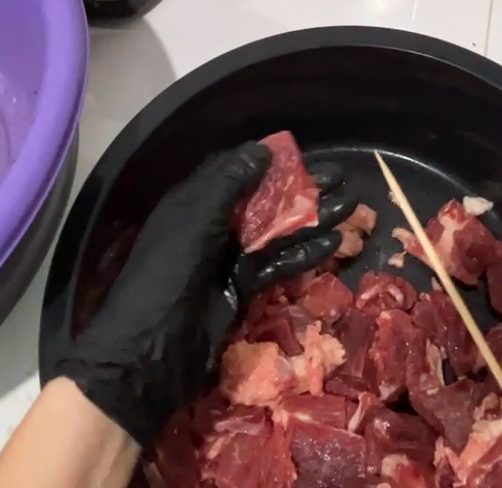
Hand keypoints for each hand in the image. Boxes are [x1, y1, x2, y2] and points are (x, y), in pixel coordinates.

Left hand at [48, 142, 356, 444]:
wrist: (150, 350)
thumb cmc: (168, 271)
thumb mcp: (195, 217)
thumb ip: (230, 181)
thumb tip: (264, 150)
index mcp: (197, 200)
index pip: (239, 170)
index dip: (271, 160)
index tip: (305, 154)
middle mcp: (216, 224)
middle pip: (267, 199)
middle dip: (304, 188)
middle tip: (342, 179)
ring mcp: (231, 257)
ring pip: (279, 230)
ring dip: (314, 218)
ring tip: (351, 206)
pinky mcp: (244, 287)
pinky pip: (279, 263)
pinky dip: (306, 253)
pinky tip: (335, 242)